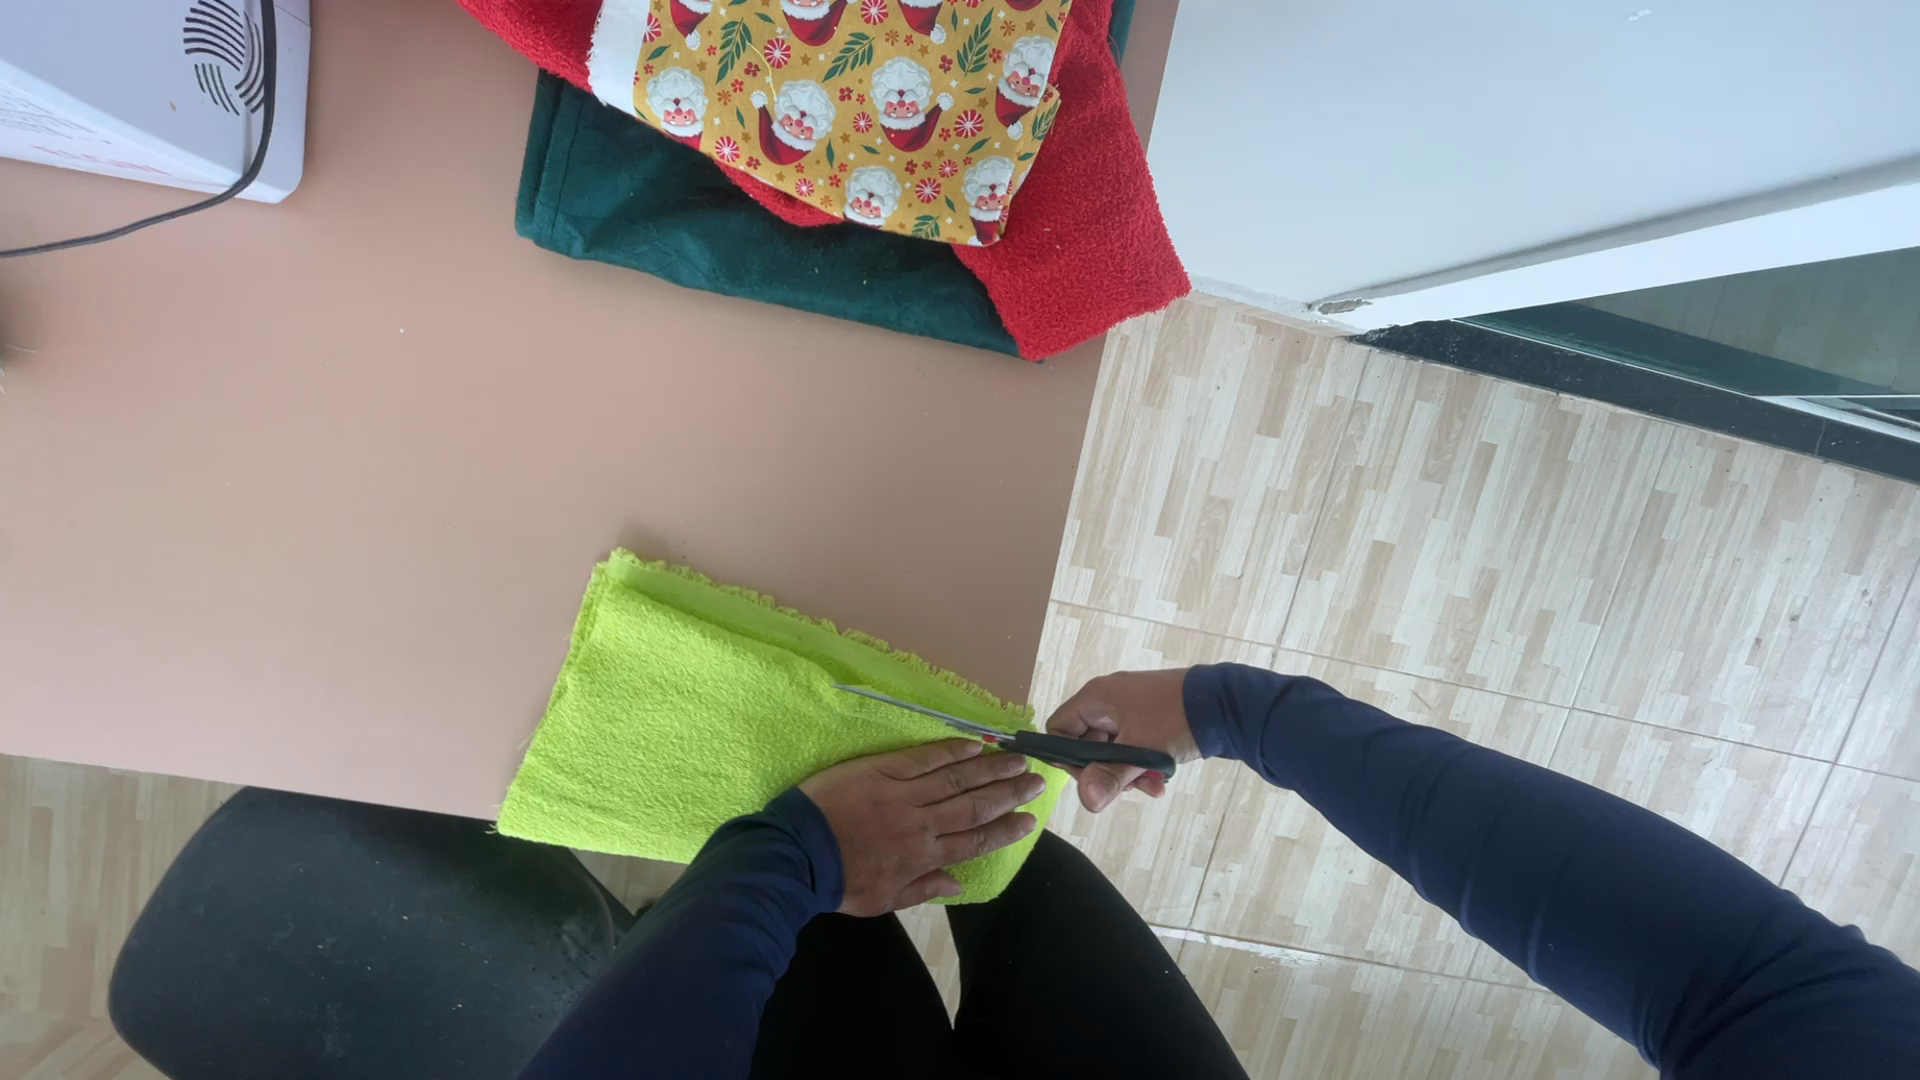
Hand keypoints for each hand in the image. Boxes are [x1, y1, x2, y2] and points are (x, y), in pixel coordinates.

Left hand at [799, 739, 1044, 915]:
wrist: (795, 855)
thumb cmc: (838, 880)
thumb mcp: (881, 901)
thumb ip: (922, 889)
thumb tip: (958, 884)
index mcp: (923, 856)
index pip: (975, 840)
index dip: (1005, 829)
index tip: (1030, 819)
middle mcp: (922, 823)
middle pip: (975, 804)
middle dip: (1010, 793)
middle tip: (1037, 780)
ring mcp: (905, 793)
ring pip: (958, 778)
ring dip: (991, 768)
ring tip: (1018, 759)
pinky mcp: (884, 770)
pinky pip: (925, 758)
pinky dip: (952, 750)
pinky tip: (975, 744)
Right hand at [1044, 668, 1195, 812]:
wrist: (1226, 703)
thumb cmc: (1174, 718)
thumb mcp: (1140, 750)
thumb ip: (1110, 776)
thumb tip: (1087, 801)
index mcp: (1096, 698)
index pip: (1059, 728)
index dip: (1067, 757)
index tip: (1089, 779)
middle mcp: (1108, 699)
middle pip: (1087, 742)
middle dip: (1105, 770)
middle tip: (1126, 788)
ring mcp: (1130, 706)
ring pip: (1113, 747)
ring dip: (1127, 770)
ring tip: (1152, 786)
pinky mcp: (1150, 715)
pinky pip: (1132, 742)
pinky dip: (1141, 761)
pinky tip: (1160, 779)